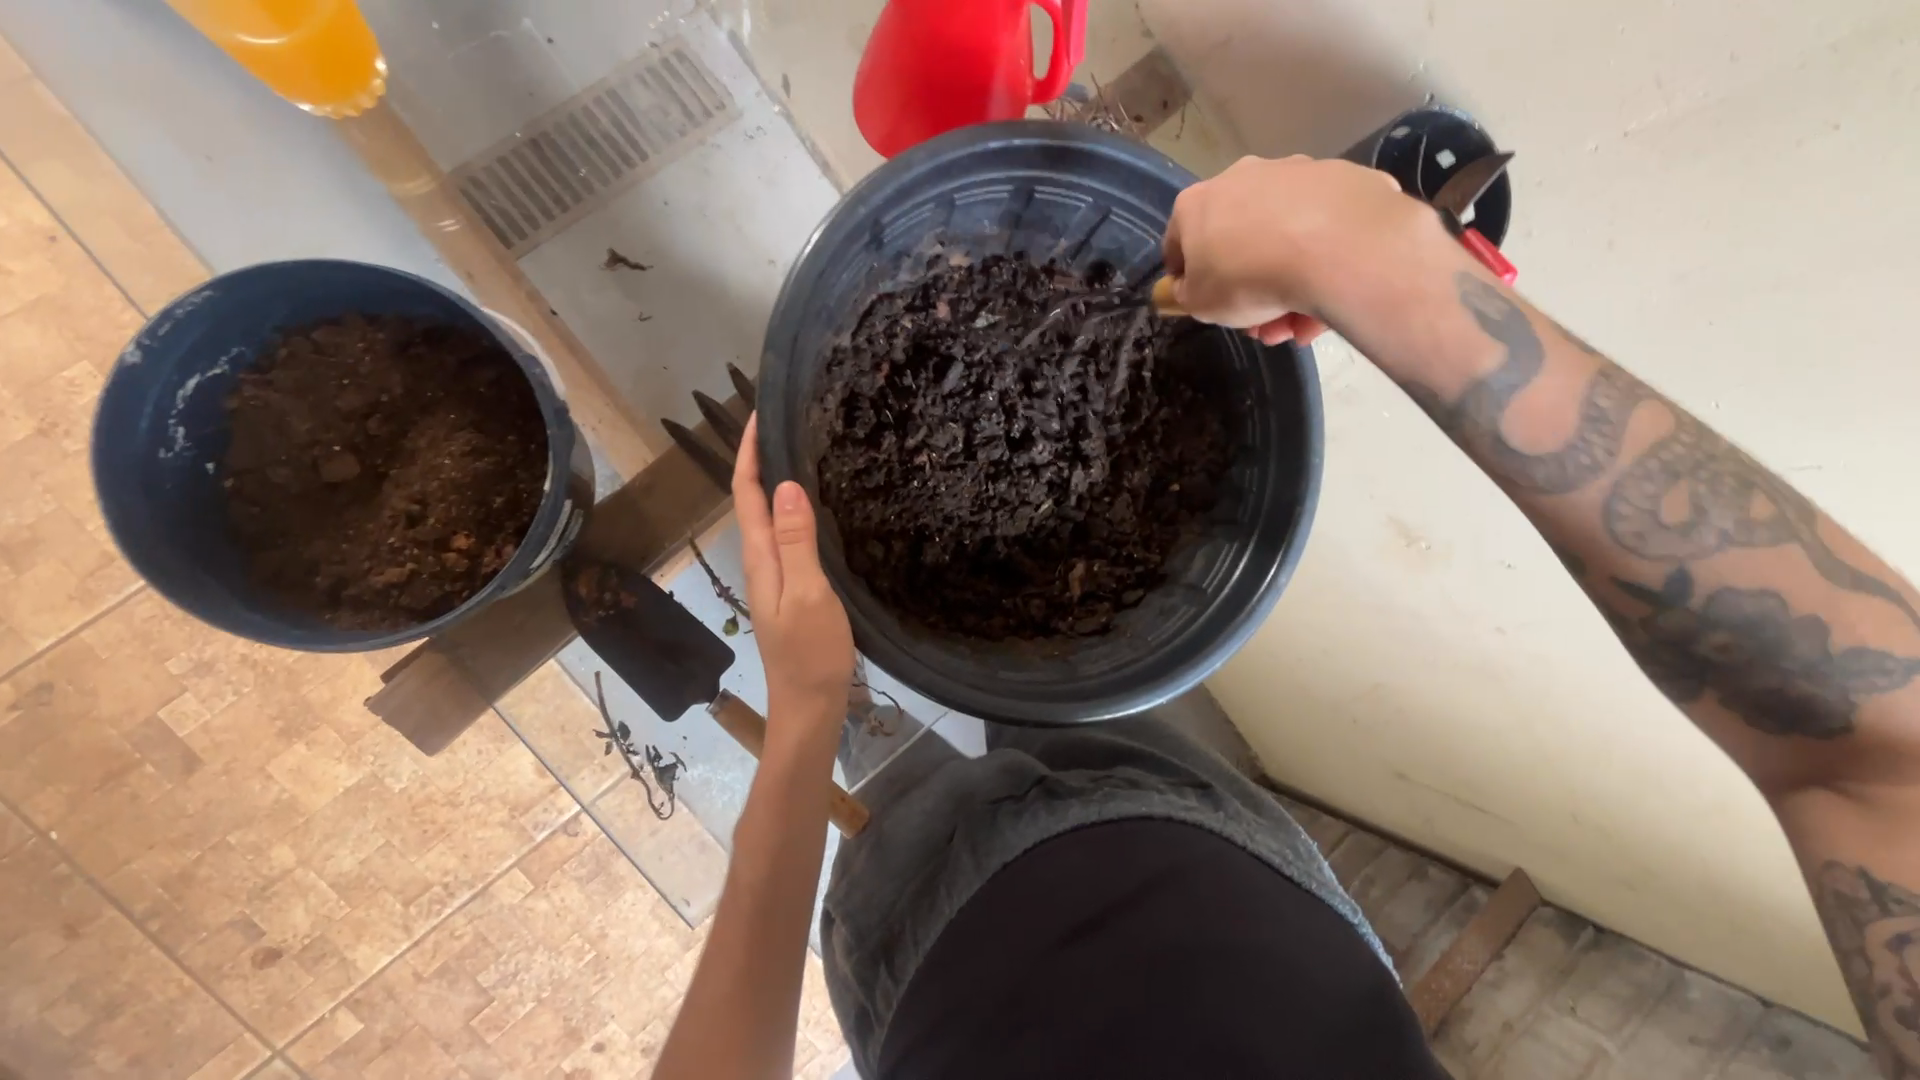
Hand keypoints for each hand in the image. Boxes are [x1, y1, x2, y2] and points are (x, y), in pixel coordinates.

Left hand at [732, 414, 854, 738]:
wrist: (810, 705)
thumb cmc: (811, 653)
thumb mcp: (809, 594)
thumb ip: (796, 542)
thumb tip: (786, 486)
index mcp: (761, 558)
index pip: (746, 494)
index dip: (748, 454)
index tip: (758, 415)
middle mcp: (762, 562)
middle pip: (753, 501)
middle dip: (760, 460)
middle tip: (785, 424)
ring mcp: (776, 577)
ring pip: (770, 518)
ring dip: (777, 484)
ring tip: (802, 452)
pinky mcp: (792, 589)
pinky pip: (787, 538)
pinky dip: (795, 511)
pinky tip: (818, 508)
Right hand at [1163, 155, 1463, 344]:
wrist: (1335, 248)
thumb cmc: (1246, 277)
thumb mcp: (1198, 304)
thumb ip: (1186, 295)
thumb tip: (1188, 287)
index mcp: (1197, 203)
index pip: (1178, 240)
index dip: (1184, 277)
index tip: (1200, 302)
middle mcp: (1243, 176)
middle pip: (1236, 238)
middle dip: (1244, 286)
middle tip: (1258, 324)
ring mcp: (1297, 174)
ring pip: (1282, 236)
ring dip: (1284, 281)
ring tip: (1298, 325)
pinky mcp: (1343, 179)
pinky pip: (1322, 230)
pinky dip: (1320, 262)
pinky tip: (1328, 299)